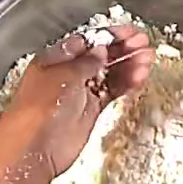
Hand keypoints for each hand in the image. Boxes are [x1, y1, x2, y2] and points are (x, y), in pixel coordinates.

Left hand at [0, 25, 153, 177]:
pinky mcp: (90, 111)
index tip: (131, 32)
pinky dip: (126, 83)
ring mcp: (80, 93)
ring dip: (128, 64)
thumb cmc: (42, 108)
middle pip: (100, 56)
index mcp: (55, 59)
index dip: (109, 35)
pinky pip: (111, 91)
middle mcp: (67, 74)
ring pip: (109, 73)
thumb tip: (101, 49)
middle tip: (144, 42)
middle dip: (122, 48)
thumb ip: (87, 61)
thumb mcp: (65, 75)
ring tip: (148, 58)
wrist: (34, 151)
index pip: (86, 41)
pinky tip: (141, 76)